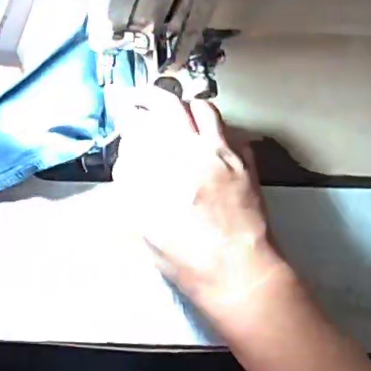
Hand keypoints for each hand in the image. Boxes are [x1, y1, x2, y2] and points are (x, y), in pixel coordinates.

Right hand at [111, 86, 292, 321]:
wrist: (239, 274)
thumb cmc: (188, 256)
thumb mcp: (141, 223)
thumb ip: (130, 183)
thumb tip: (129, 158)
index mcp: (164, 165)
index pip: (140, 124)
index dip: (128, 116)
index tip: (123, 113)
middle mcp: (195, 151)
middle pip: (171, 105)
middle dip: (151, 96)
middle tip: (142, 98)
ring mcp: (225, 155)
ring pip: (204, 109)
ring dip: (185, 105)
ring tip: (175, 111)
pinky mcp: (247, 165)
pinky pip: (231, 131)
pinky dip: (215, 127)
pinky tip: (208, 139)